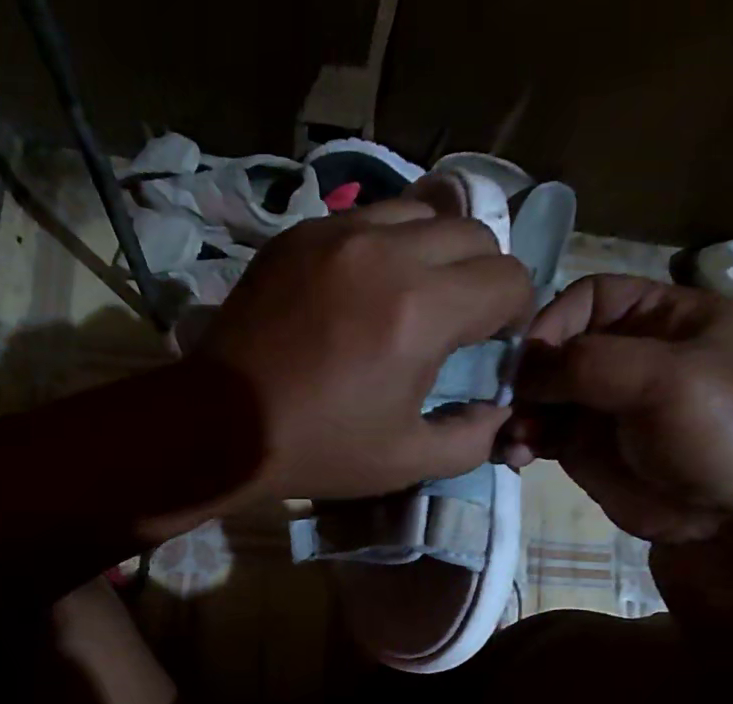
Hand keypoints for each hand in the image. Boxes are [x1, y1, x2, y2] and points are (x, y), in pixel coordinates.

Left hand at [191, 200, 532, 498]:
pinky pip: (361, 221)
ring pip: (418, 213)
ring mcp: (334, 235)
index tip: (489, 344)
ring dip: (432, 250)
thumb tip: (498, 408)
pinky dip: (379, 246)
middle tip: (453, 320)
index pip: (509, 278)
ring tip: (408, 295)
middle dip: (480, 276)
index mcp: (421, 308)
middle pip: (474, 232)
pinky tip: (357, 289)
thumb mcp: (403, 462)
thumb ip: (470, 438)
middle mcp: (385, 252)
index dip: (512, 315)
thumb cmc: (313, 448)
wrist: (219, 425)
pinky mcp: (295, 237)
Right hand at [506, 274, 732, 543]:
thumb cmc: (722, 432)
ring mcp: (601, 402)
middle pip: (552, 346)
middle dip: (525, 376)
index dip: (553, 321)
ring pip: (536, 390)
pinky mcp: (581, 445)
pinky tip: (516, 456)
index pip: (588, 296)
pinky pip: (534, 430)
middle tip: (511, 407)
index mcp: (664, 318)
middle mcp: (628, 353)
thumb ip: (585, 362)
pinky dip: (517, 439)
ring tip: (516, 440)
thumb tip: (516, 370)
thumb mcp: (665, 378)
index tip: (531, 361)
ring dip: (516, 412)